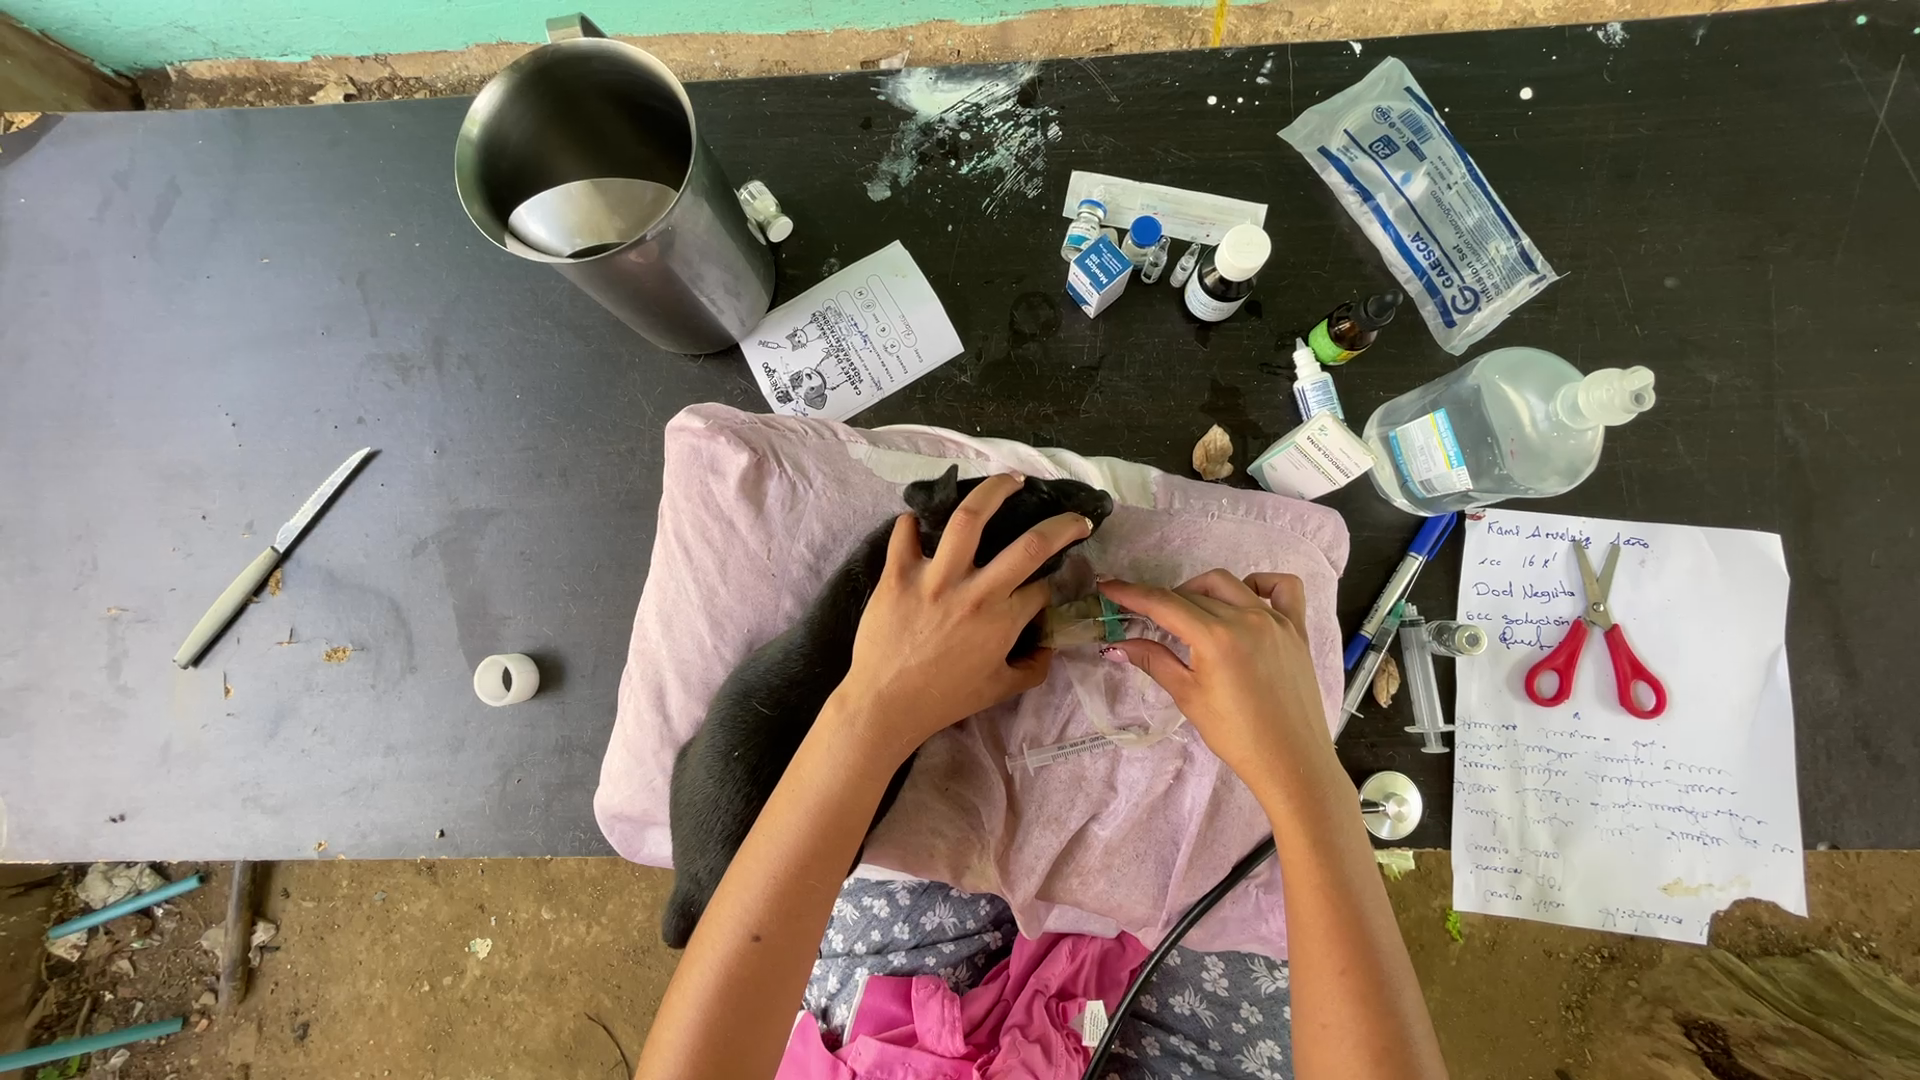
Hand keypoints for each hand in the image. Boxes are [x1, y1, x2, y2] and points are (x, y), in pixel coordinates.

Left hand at [831, 473, 1094, 764]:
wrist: (885, 705)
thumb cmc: (943, 700)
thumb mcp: (999, 690)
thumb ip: (1032, 670)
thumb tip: (1050, 648)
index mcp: (1002, 621)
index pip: (1042, 588)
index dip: (1055, 580)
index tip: (1056, 574)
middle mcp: (975, 592)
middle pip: (1030, 545)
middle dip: (1061, 525)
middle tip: (1073, 517)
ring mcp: (934, 578)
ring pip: (969, 518)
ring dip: (994, 491)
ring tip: (1009, 479)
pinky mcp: (897, 575)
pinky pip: (904, 535)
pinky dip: (911, 522)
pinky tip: (918, 518)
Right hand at [1098, 571, 1330, 785]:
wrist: (1291, 762)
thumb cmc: (1235, 735)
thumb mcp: (1187, 696)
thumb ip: (1154, 660)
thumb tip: (1117, 645)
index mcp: (1215, 637)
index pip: (1164, 603)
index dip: (1131, 593)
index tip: (1108, 586)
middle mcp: (1246, 619)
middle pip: (1192, 593)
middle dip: (1164, 601)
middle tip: (1149, 619)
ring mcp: (1276, 621)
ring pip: (1229, 584)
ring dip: (1201, 591)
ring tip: (1191, 615)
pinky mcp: (1297, 629)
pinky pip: (1282, 588)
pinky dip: (1260, 584)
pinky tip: (1246, 598)